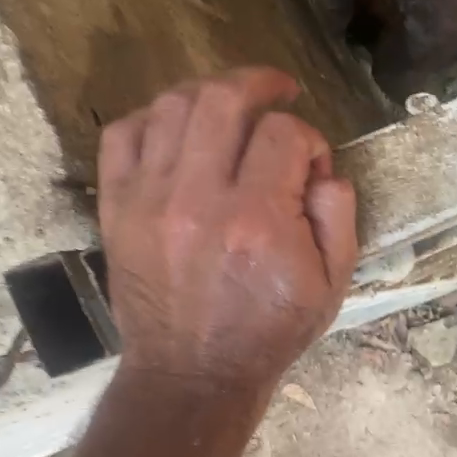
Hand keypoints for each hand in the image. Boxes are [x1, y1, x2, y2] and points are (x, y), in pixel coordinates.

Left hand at [97, 68, 357, 393]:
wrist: (194, 372)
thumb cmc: (273, 327)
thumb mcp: (334, 280)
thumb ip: (339, 214)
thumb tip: (322, 169)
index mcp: (258, 219)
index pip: (285, 134)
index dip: (310, 138)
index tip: (315, 167)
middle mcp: (197, 198)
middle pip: (221, 100)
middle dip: (259, 83)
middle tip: (281, 89)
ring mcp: (147, 200)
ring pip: (171, 106)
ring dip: (211, 93)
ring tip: (236, 104)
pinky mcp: (116, 208)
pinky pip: (123, 134)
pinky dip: (156, 117)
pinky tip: (183, 128)